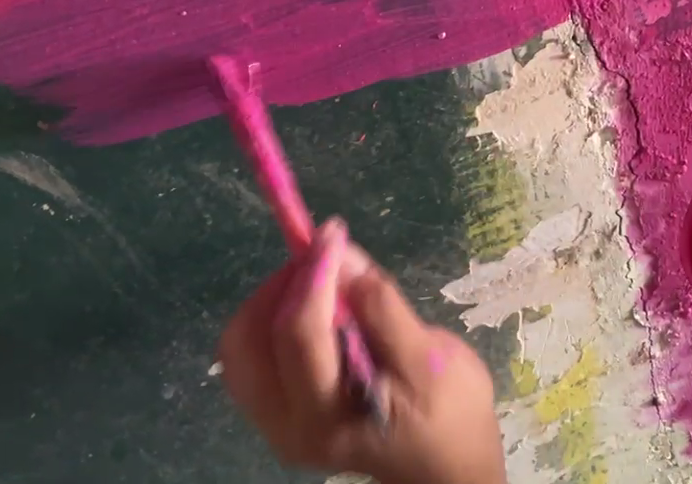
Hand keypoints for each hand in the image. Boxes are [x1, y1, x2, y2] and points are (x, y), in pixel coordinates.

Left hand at [218, 219, 506, 483]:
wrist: (446, 465)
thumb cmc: (449, 412)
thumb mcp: (432, 359)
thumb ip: (384, 309)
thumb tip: (344, 256)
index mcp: (326, 417)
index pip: (300, 334)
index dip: (313, 274)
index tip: (335, 231)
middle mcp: (287, 425)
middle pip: (250, 340)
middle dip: (282, 284)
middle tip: (324, 254)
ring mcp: (276, 422)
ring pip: (242, 344)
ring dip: (273, 296)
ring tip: (320, 274)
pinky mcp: (278, 410)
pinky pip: (253, 352)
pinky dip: (272, 314)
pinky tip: (313, 301)